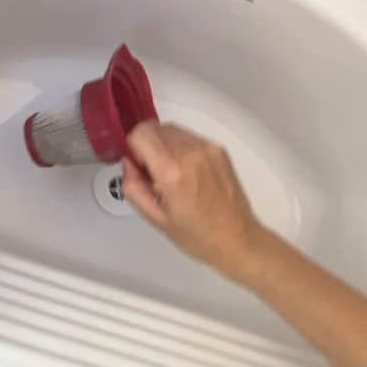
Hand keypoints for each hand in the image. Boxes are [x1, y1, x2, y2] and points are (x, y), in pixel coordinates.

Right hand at [121, 122, 271, 279]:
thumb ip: (134, 186)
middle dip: (148, 146)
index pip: (141, 133)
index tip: (141, 169)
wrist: (237, 238)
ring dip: (164, 146)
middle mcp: (191, 151)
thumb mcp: (155, 218)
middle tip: (154, 175)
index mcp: (172, 170)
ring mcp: (208, 147)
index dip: (134, 148)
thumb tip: (129, 163)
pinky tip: (189, 174)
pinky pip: (189, 138)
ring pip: (172, 130)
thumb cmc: (195, 235)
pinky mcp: (219, 149)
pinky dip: (181, 149)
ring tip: (173, 176)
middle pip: (156, 128)